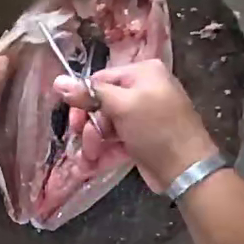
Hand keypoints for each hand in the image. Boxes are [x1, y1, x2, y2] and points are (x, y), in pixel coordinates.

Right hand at [53, 60, 218, 191]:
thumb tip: (58, 81)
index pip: (98, 81)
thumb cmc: (156, 130)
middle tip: (86, 143)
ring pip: (104, 125)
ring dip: (93, 143)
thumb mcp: (121, 106)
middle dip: (89, 128)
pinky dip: (103, 152)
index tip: (75, 123)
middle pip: (99, 104)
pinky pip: (113, 140)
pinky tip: (93, 166)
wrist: (186, 170)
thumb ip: (89, 93)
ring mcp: (141, 115)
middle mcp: (142, 90)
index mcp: (142, 73)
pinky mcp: (140, 137)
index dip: (83, 102)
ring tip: (90, 160)